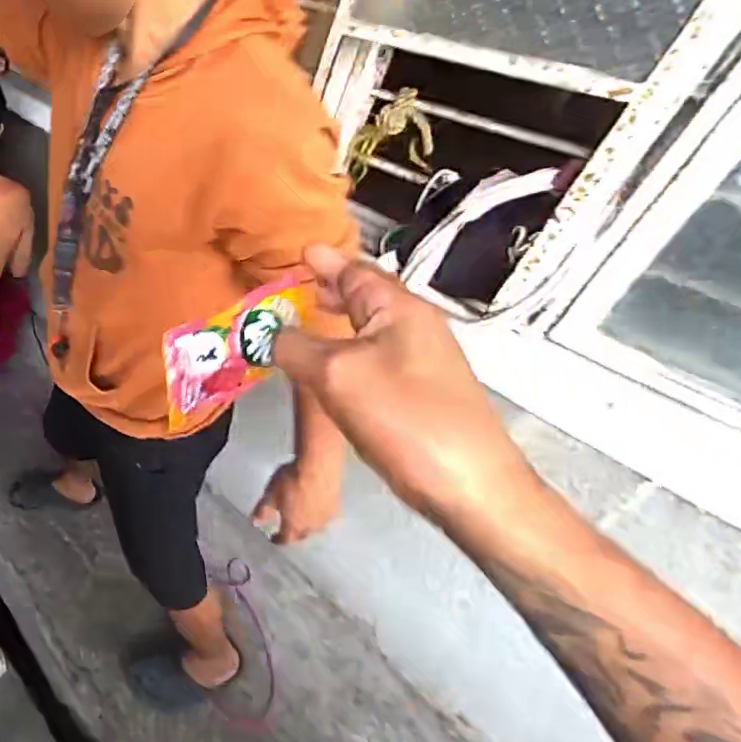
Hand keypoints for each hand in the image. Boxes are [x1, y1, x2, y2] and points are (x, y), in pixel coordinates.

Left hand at [250, 460, 341, 544]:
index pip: (284, 540)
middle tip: (288, 528)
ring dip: (307, 526)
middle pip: (301, 537)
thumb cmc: (290, 480)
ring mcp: (325, 520)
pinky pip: (326, 518)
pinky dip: (320, 516)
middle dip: (293, 535)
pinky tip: (318, 510)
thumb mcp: (270, 493)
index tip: (273, 538)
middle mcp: (310, 528)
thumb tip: (255, 523)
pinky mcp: (337, 510)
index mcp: (293, 526)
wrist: (319, 468)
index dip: (277, 540)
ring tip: (303, 520)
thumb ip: (262, 510)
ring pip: (315, 529)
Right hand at [271, 247, 538, 522]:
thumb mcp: (335, 374)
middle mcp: (414, 326)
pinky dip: (345, 347)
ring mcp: (421, 360)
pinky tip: (327, 365)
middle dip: (329, 286)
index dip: (324, 261)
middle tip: (292, 285)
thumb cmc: (405, 418)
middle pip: (365, 294)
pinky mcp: (418, 391)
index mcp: (400, 309)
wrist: (472, 489)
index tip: (296, 252)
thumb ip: (294, 346)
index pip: (356, 270)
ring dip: (336, 317)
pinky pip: (372, 354)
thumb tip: (268, 333)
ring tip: (304, 318)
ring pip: (368, 325)